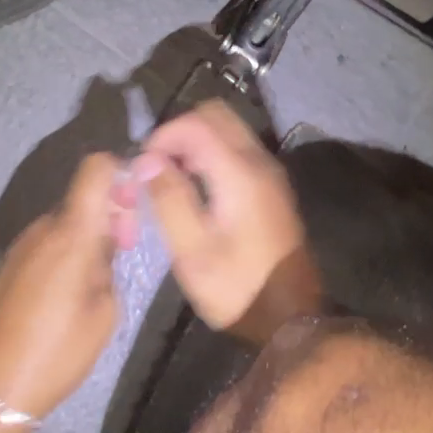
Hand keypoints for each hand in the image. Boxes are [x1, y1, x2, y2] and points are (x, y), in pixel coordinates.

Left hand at [0, 153, 128, 420]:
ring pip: (65, 220)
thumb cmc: (58, 349)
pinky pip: (46, 241)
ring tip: (94, 279)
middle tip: (122, 251)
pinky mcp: (8, 264)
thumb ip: (109, 262)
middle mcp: (44, 226)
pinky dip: (64, 251)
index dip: (120, 172)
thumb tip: (105, 245)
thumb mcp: (106, 310)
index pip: (96, 166)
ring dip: (87, 235)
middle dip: (109, 213)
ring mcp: (22, 244)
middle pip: (84, 196)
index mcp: (72, 230)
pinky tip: (66, 292)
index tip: (132, 207)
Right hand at [133, 102, 316, 339]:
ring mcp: (269, 171)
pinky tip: (197, 188)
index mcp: (239, 171)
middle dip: (180, 130)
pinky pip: (238, 148)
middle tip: (157, 165)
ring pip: (229, 128)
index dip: (164, 135)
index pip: (197, 122)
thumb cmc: (237, 288)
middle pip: (216, 114)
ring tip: (171, 177)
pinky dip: (213, 152)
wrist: (290, 318)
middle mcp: (258, 160)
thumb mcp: (192, 251)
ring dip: (197, 140)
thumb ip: (169, 198)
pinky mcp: (271, 186)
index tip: (143, 166)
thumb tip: (146, 160)